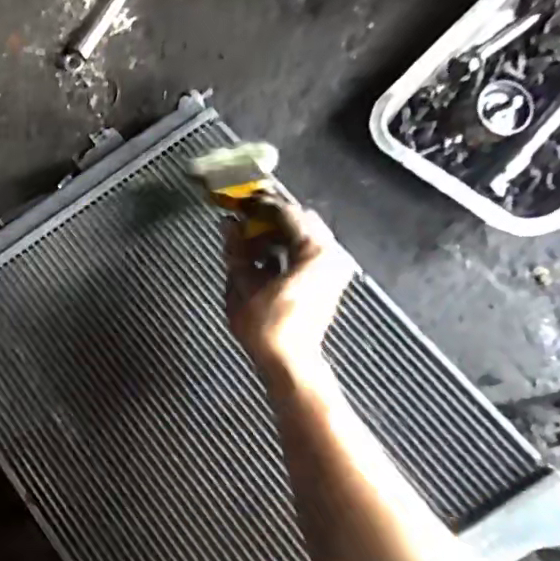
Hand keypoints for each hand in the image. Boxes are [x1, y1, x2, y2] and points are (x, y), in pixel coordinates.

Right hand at [223, 194, 355, 380]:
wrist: (289, 360)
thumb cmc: (266, 326)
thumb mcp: (242, 285)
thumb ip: (236, 251)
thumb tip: (227, 224)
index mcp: (315, 251)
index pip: (287, 214)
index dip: (260, 205)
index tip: (238, 200)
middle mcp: (331, 254)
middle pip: (298, 222)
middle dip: (268, 219)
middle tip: (240, 220)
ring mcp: (332, 267)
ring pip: (301, 237)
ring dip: (273, 235)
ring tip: (245, 243)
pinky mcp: (326, 280)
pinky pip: (304, 253)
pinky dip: (282, 250)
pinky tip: (259, 259)